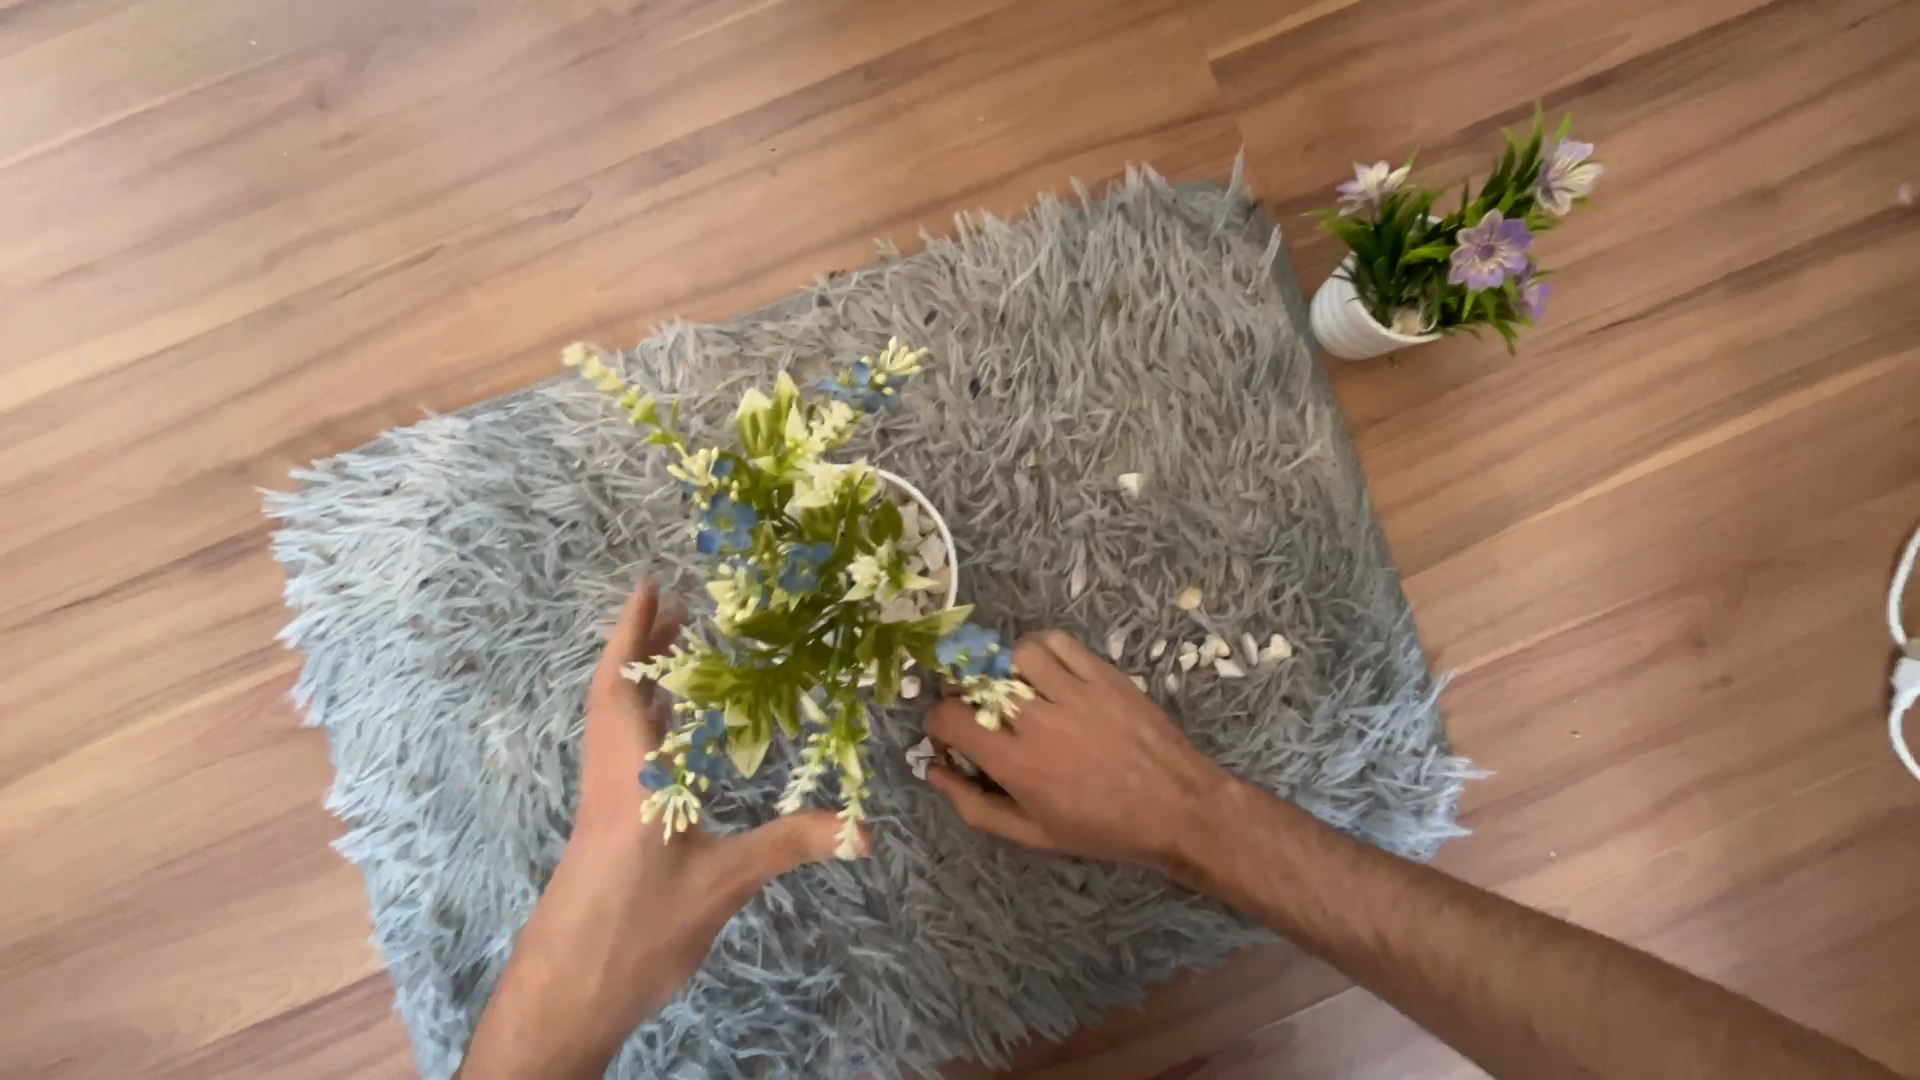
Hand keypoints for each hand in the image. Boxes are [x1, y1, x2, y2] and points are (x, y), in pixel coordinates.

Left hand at [461, 579, 863, 1079]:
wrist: (563, 1000)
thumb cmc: (635, 933)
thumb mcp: (722, 886)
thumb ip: (791, 845)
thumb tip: (864, 829)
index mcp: (632, 777)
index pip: (625, 689)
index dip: (634, 634)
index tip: (650, 587)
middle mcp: (611, 777)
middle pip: (617, 694)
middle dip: (644, 645)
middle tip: (679, 607)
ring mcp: (605, 802)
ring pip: (618, 723)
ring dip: (644, 680)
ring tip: (680, 652)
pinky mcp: (608, 825)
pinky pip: (626, 751)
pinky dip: (648, 720)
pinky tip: (674, 731)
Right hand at [924, 630, 1234, 878]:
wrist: (1177, 808)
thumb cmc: (1102, 828)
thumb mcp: (1032, 834)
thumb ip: (975, 806)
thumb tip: (934, 773)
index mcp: (1017, 763)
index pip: (951, 718)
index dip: (938, 721)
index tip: (951, 732)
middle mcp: (1039, 720)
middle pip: (978, 682)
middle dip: (968, 694)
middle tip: (983, 711)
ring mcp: (1074, 692)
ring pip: (1017, 654)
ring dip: (1007, 668)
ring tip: (1019, 687)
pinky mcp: (1103, 674)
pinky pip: (1058, 643)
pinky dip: (1042, 649)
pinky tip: (1047, 669)